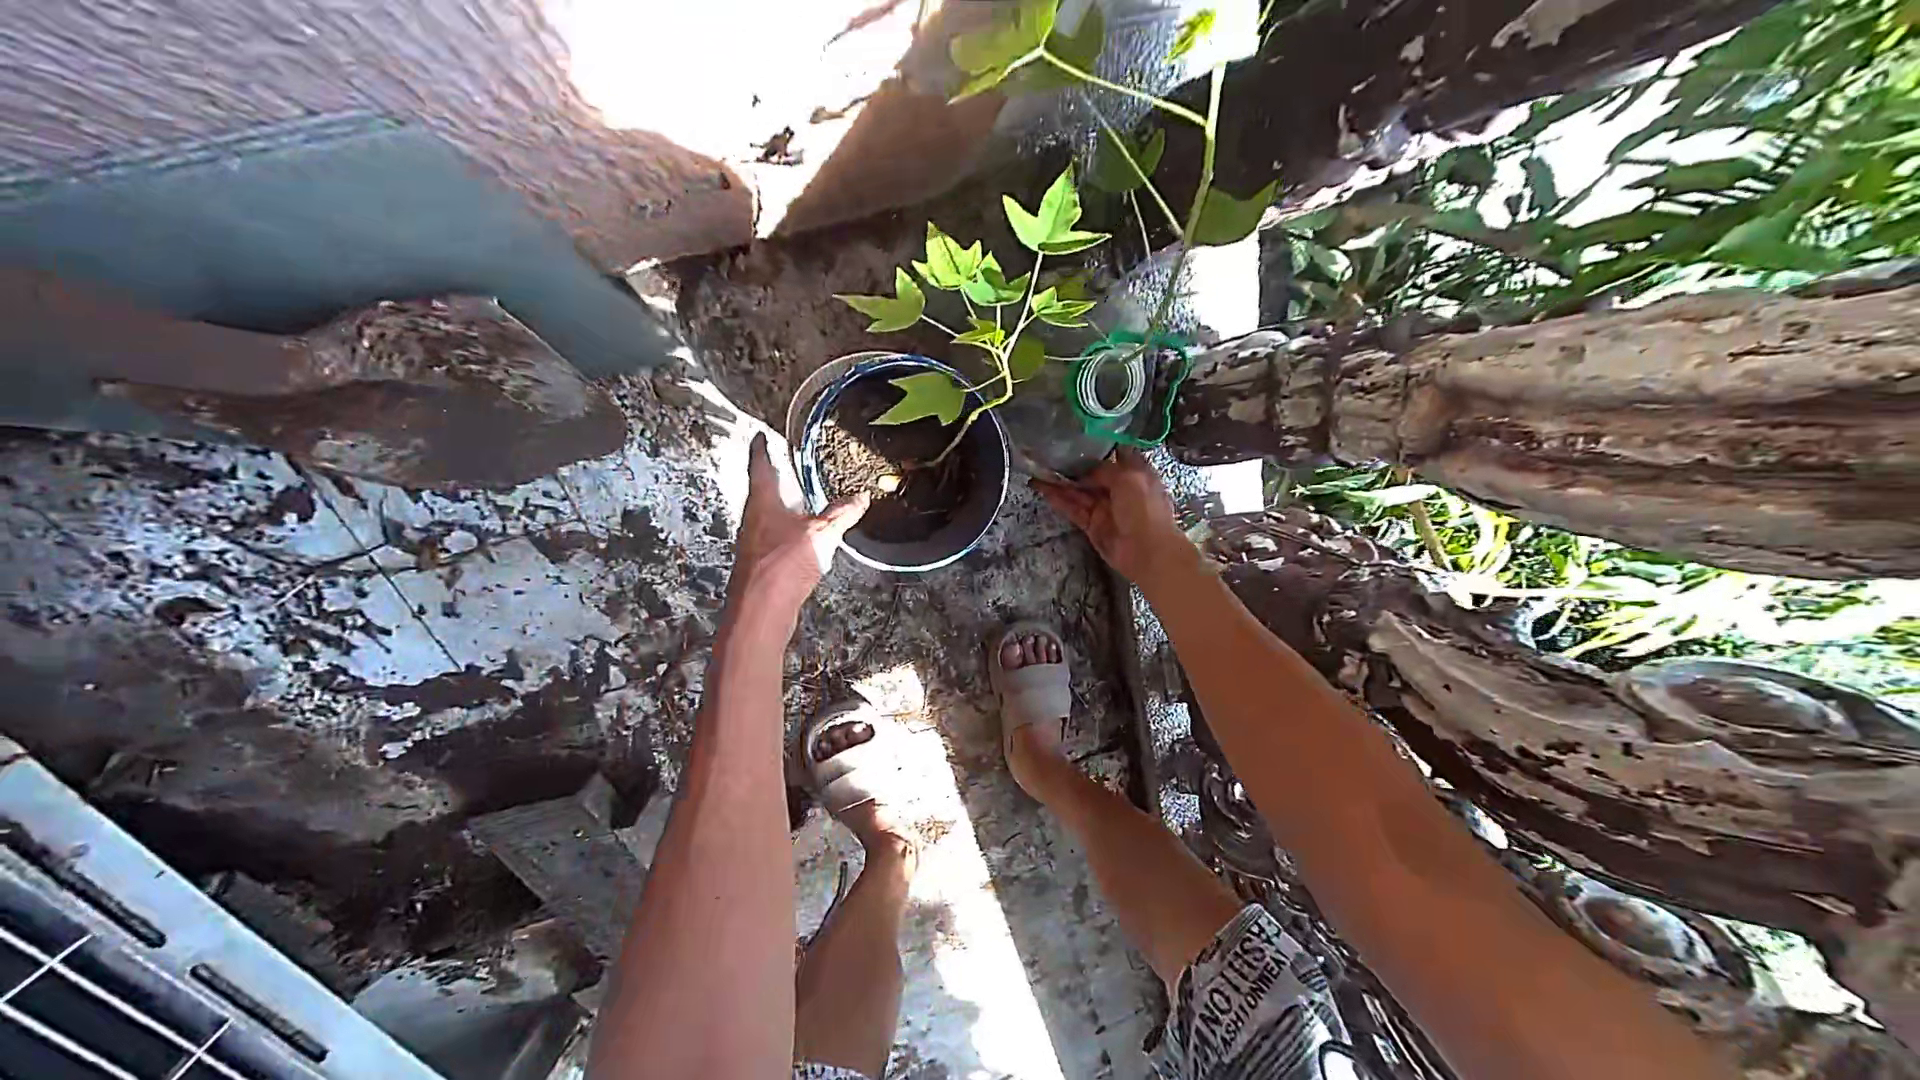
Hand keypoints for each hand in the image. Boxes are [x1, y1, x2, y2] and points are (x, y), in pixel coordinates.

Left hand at [728, 432, 868, 613]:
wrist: (762, 609)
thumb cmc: (783, 565)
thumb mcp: (822, 533)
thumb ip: (842, 514)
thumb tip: (860, 497)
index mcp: (762, 503)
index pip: (759, 466)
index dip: (760, 449)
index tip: (760, 436)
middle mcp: (753, 519)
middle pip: (760, 492)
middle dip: (772, 480)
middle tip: (782, 467)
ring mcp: (754, 543)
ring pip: (766, 517)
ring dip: (780, 508)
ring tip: (796, 502)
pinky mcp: (760, 564)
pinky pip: (774, 539)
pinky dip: (786, 532)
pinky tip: (800, 540)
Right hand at [1031, 447, 1194, 585]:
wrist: (1148, 551)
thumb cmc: (1144, 509)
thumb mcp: (1128, 478)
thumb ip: (1105, 470)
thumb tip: (1085, 471)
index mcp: (1135, 474)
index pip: (1114, 456)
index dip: (1097, 449)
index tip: (1076, 440)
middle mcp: (1119, 490)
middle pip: (1092, 476)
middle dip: (1072, 468)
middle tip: (1048, 457)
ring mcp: (1105, 508)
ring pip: (1079, 493)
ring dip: (1060, 484)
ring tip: (1038, 473)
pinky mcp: (1093, 525)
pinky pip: (1074, 510)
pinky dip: (1060, 501)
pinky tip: (1044, 491)